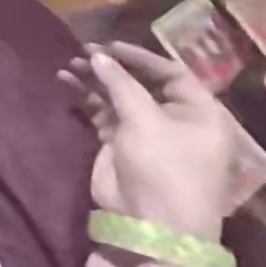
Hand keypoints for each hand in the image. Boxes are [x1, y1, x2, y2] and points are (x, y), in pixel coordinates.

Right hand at [61, 42, 234, 241]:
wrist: (149, 221)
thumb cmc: (163, 167)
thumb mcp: (145, 121)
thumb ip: (120, 84)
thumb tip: (98, 55)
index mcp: (199, 113)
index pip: (172, 73)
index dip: (140, 57)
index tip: (108, 45)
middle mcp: (174, 118)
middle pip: (142, 83)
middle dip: (113, 67)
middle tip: (83, 52)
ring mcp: (146, 131)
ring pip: (118, 96)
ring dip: (95, 80)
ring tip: (70, 65)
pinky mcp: (119, 142)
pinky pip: (102, 112)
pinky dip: (85, 98)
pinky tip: (66, 83)